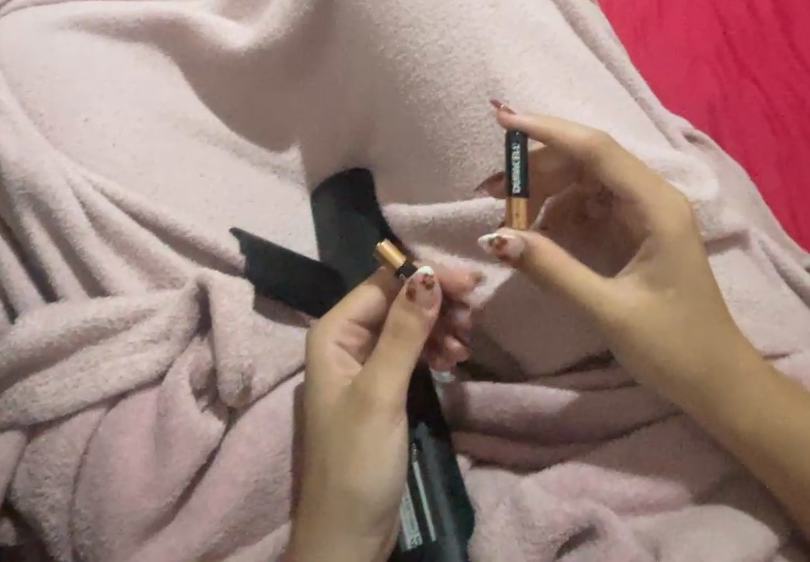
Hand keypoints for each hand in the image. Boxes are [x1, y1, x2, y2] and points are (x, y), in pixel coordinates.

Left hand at [288, 262, 479, 561]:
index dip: (427, 276)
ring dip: (440, 327)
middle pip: (398, 300)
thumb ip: (404, 332)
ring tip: (466, 345)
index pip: (384, 284)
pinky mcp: (382, 387)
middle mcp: (345, 339)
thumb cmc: (357, 461)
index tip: (472, 283)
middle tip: (475, 316)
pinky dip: (434, 351)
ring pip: (408, 325)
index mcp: (333, 332)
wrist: (348, 536)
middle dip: (437, 302)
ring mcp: (364, 364)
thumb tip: (428, 274)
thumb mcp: (381, 393)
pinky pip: (411, 352)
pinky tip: (454, 361)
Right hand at [476, 105, 762, 414]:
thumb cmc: (676, 347)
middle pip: (584, 160)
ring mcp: (642, 214)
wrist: (720, 385)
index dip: (546, 131)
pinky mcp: (633, 232)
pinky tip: (535, 236)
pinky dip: (556, 214)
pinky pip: (586, 206)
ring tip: (507, 219)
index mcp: (656, 206)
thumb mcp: (610, 312)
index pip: (595, 149)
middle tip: (491, 192)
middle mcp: (651, 198)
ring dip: (542, 192)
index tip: (500, 119)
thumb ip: (554, 270)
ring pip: (581, 181)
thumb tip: (497, 237)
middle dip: (535, 169)